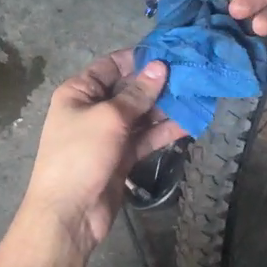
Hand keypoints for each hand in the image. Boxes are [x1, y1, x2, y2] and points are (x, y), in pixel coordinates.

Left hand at [23, 51, 185, 252]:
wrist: (68, 213)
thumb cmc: (80, 156)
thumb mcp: (108, 118)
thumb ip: (136, 94)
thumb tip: (160, 66)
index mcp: (78, 92)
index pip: (110, 66)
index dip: (138, 58)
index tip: (171, 53)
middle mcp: (92, 109)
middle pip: (128, 89)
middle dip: (158, 83)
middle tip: (193, 75)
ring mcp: (108, 134)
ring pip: (140, 115)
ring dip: (165, 107)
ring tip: (198, 96)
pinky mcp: (121, 157)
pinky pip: (145, 138)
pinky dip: (164, 131)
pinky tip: (189, 123)